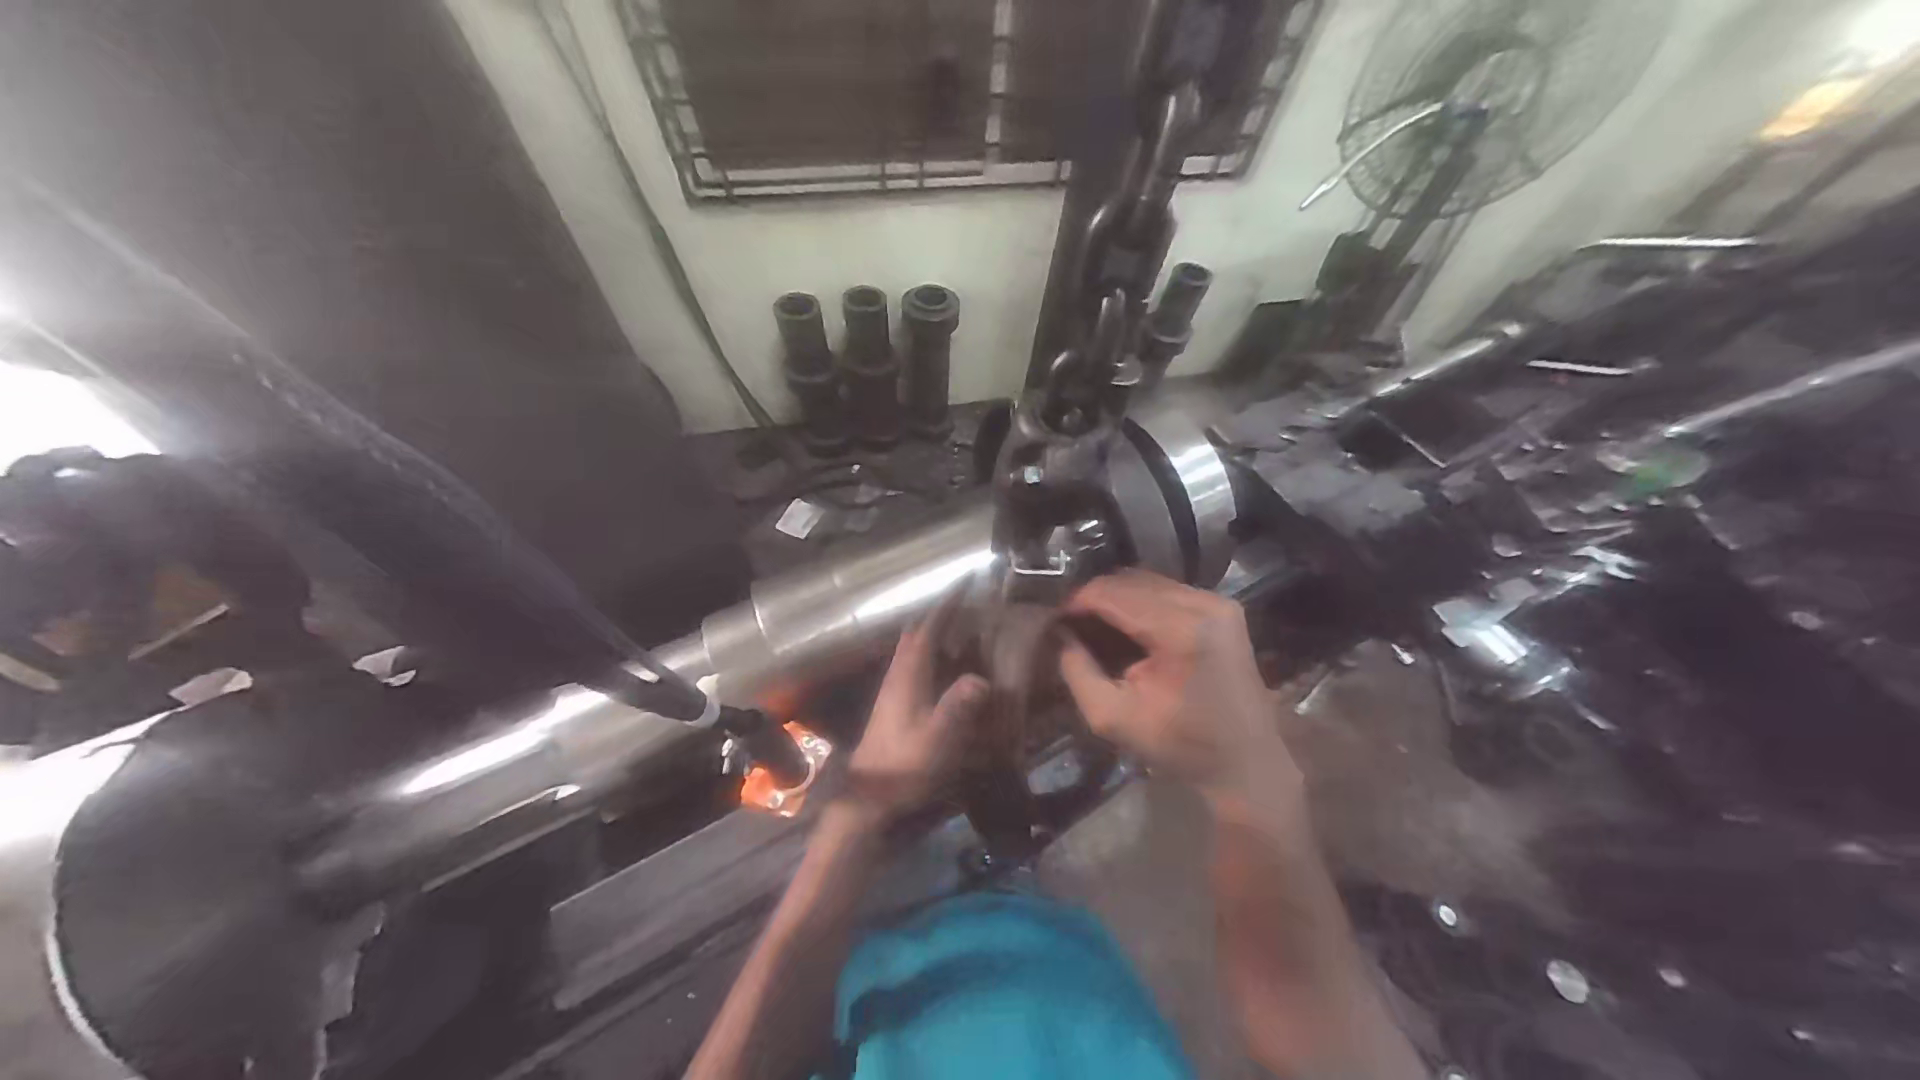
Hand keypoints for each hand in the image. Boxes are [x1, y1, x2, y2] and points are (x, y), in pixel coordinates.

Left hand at [846, 619, 988, 821]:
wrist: (869, 794)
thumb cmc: (904, 764)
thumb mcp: (937, 738)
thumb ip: (957, 707)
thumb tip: (982, 678)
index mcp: (908, 674)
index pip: (927, 627)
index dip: (946, 603)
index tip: (966, 581)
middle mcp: (898, 673)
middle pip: (918, 632)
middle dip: (942, 612)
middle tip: (971, 602)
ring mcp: (894, 687)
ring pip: (915, 647)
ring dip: (937, 631)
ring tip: (967, 627)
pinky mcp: (895, 702)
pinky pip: (916, 663)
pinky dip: (934, 652)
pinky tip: (950, 665)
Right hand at [1059, 570, 1299, 811]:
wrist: (1246, 763)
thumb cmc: (1181, 746)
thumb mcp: (1113, 718)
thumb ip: (1077, 672)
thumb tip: (1061, 635)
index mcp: (1181, 630)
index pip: (1113, 593)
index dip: (1078, 602)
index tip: (1055, 621)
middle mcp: (1203, 604)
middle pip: (1130, 581)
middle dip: (1095, 599)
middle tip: (1071, 625)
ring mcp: (1218, 602)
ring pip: (1148, 581)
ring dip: (1117, 598)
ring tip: (1094, 625)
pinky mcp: (1223, 608)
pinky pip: (1167, 591)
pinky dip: (1140, 603)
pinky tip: (1127, 627)